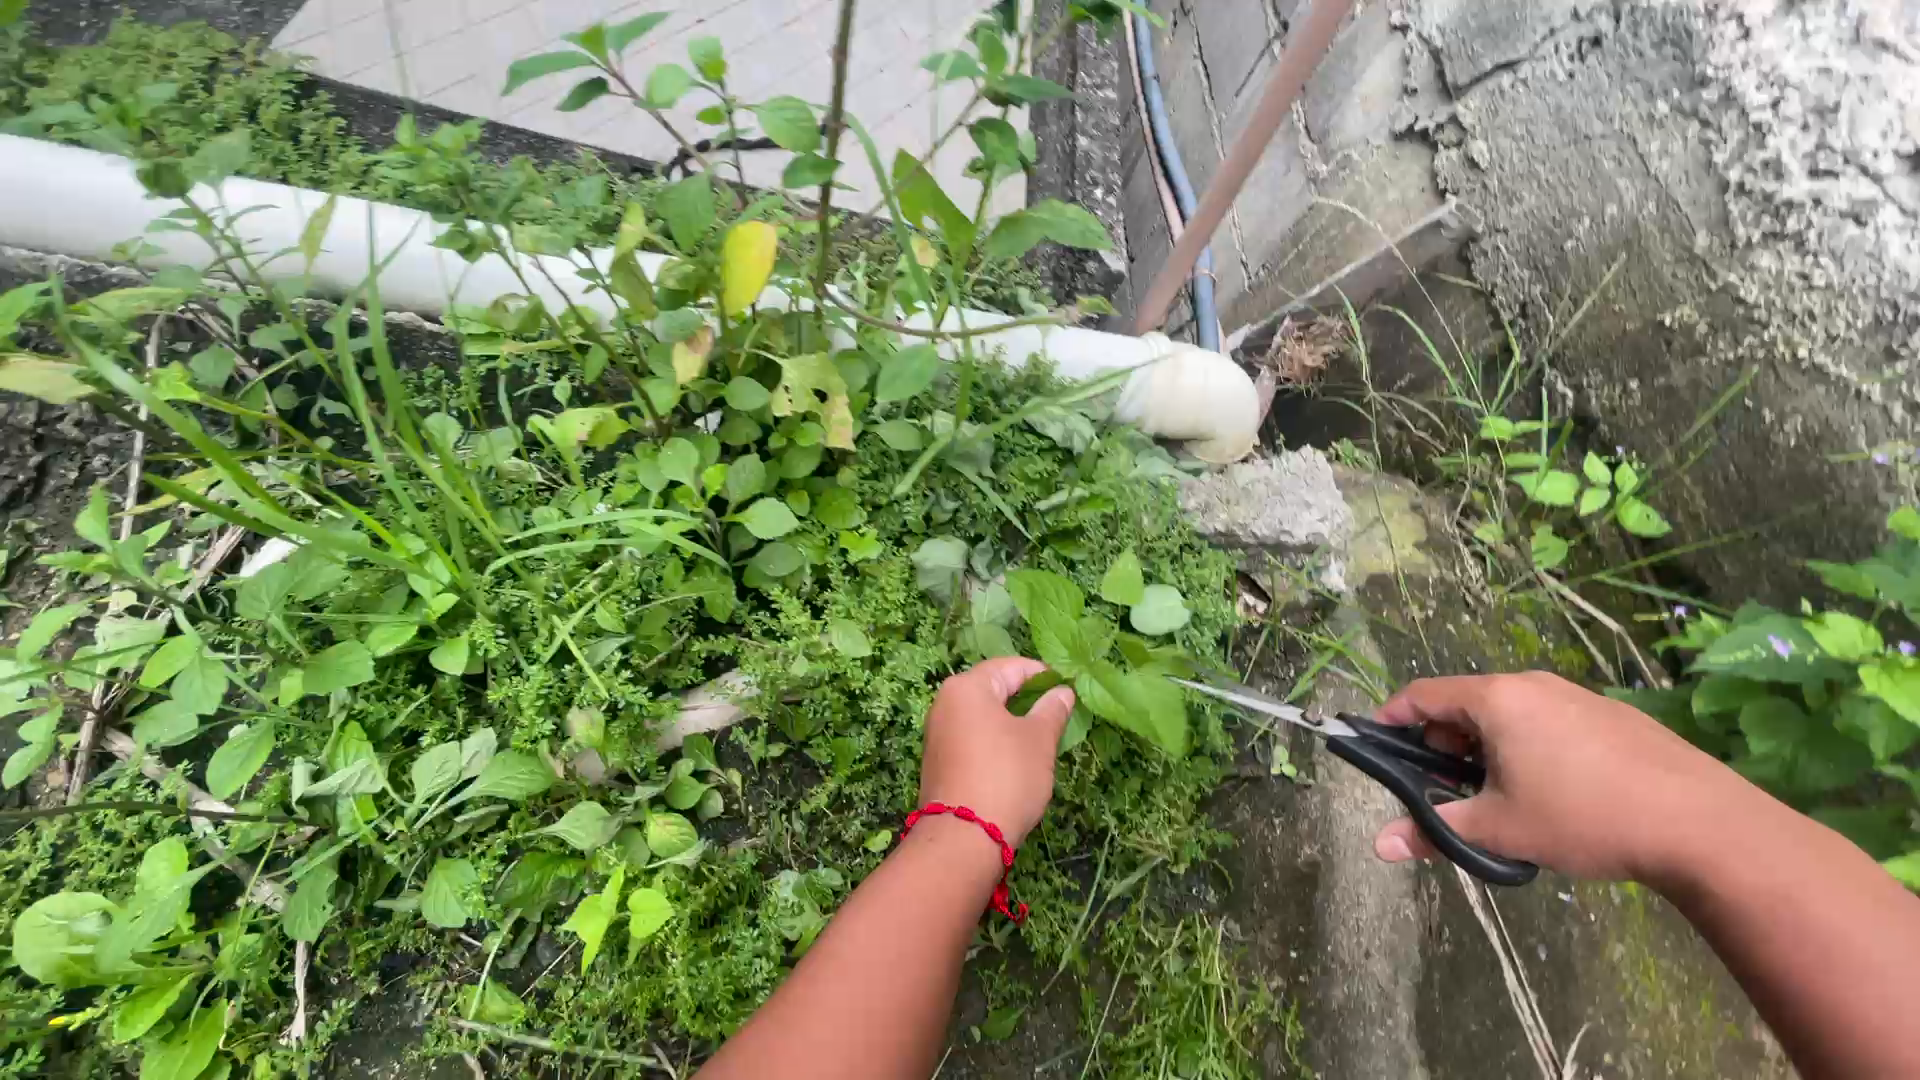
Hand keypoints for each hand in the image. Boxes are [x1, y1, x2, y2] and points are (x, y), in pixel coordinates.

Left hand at [918, 657, 1075, 848]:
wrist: (963, 839)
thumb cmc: (1006, 776)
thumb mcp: (1039, 740)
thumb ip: (1052, 709)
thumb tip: (1062, 691)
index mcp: (966, 688)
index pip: (1010, 667)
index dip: (1043, 675)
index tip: (1069, 687)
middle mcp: (945, 703)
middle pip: (993, 689)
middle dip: (1027, 698)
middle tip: (1059, 712)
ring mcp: (938, 733)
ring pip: (983, 715)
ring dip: (1012, 721)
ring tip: (1043, 736)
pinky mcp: (938, 760)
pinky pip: (972, 737)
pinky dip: (995, 740)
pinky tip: (1017, 757)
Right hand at [1369, 672, 1768, 883]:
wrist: (1714, 831)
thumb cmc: (1586, 818)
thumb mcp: (1500, 829)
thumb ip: (1434, 830)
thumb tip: (1379, 846)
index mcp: (1496, 699)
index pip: (1421, 695)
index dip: (1391, 718)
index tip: (1378, 745)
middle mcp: (1533, 686)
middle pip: (1464, 703)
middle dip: (1442, 742)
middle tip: (1445, 785)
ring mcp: (1579, 697)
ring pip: (1509, 713)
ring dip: (1486, 745)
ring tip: (1500, 792)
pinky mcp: (1617, 717)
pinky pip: (1549, 721)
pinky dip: (1529, 745)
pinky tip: (1556, 790)